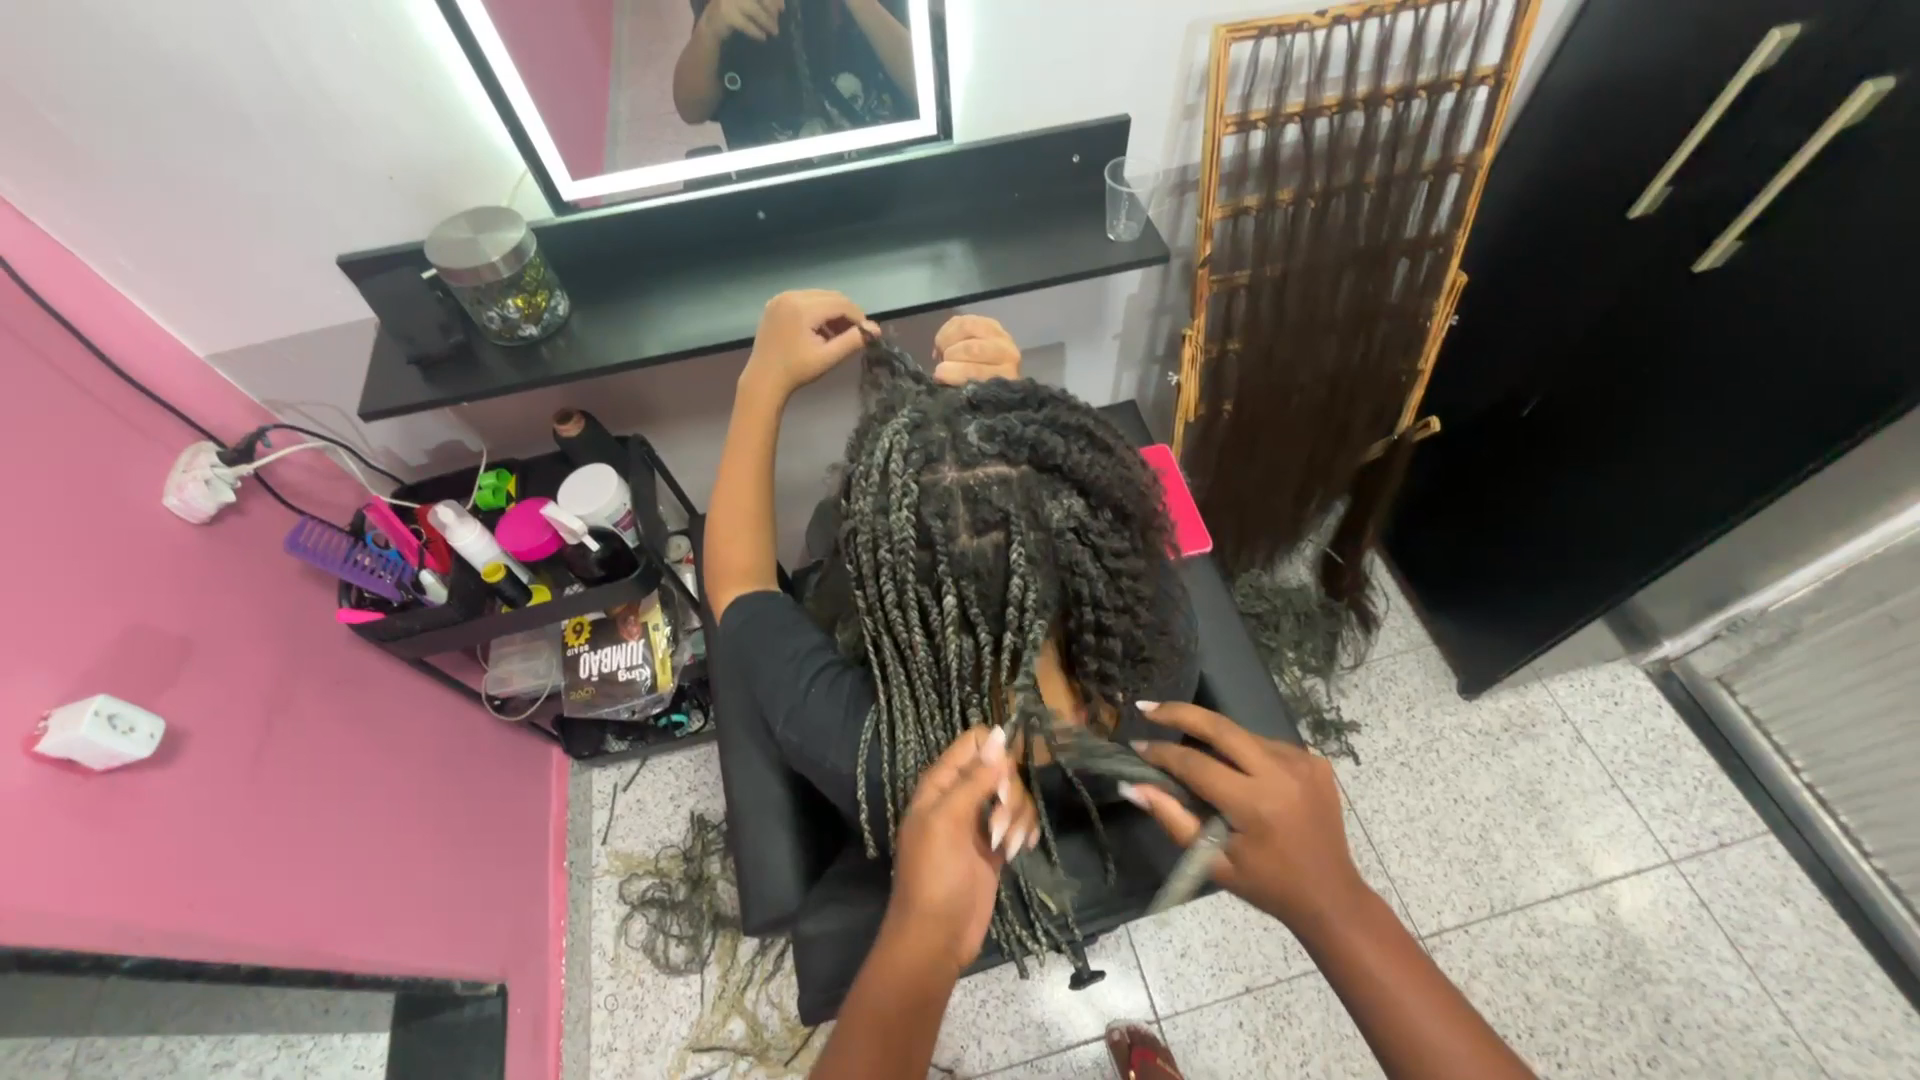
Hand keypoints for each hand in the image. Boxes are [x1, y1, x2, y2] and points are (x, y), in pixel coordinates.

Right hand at [701, 0, 782, 41]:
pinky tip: (763, 37)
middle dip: (772, 11)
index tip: (782, 8)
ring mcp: (728, 0)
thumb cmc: (734, 10)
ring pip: (754, 10)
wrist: (712, 23)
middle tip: (777, 24)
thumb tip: (781, 6)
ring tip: (774, 32)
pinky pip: (746, 24)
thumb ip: (762, 2)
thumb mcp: (748, 2)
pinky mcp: (726, 14)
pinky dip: (756, 31)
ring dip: (767, 22)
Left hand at [741, 289, 877, 397]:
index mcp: (803, 308)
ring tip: (835, 335)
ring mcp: (781, 298)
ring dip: (832, 312)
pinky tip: (818, 331)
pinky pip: (804, 300)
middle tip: (853, 335)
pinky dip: (816, 311)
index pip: (841, 304)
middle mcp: (791, 296)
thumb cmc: (797, 371)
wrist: (764, 379)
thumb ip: (853, 341)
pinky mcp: (775, 303)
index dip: (858, 317)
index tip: (866, 333)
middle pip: (830, 296)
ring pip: (818, 297)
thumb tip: (876, 329)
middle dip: (846, 313)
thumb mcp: (828, 357)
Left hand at [886, 727, 1038, 972]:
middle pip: (1001, 769)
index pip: (975, 742)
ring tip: (1005, 847)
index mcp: (940, 783)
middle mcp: (960, 796)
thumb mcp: (949, 821)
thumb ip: (975, 778)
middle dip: (1009, 794)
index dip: (996, 754)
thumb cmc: (934, 875)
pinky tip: (1020, 850)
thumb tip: (1000, 733)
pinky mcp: (996, 846)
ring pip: (1014, 796)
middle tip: (997, 825)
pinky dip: (1024, 831)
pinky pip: (1020, 822)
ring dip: (1018, 818)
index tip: (1003, 781)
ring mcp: (979, 822)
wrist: (936, 936)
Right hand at [932, 314, 1021, 385]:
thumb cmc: (981, 390)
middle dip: (949, 355)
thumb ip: (960, 387)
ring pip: (966, 327)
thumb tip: (940, 375)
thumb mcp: (974, 395)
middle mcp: (1007, 352)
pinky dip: (946, 331)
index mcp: (1005, 376)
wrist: (997, 374)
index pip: (978, 371)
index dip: (954, 372)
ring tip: (941, 353)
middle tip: (941, 365)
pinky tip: (942, 344)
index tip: (938, 375)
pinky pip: (961, 320)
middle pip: (972, 348)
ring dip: (946, 340)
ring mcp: (999, 333)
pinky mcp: (987, 322)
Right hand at [1125, 702, 1368, 929]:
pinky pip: (1266, 744)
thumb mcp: (1213, 862)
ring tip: (1187, 747)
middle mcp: (1281, 773)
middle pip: (1220, 727)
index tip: (1135, 747)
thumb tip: (1132, 786)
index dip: (1161, 753)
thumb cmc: (1267, 885)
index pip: (1195, 764)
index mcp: (1255, 804)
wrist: (1333, 895)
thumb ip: (1172, 819)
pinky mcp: (1315, 760)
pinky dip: (1242, 750)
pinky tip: (1234, 768)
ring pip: (1242, 733)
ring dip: (1212, 736)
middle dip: (1179, 713)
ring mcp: (1302, 762)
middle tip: (1147, 708)